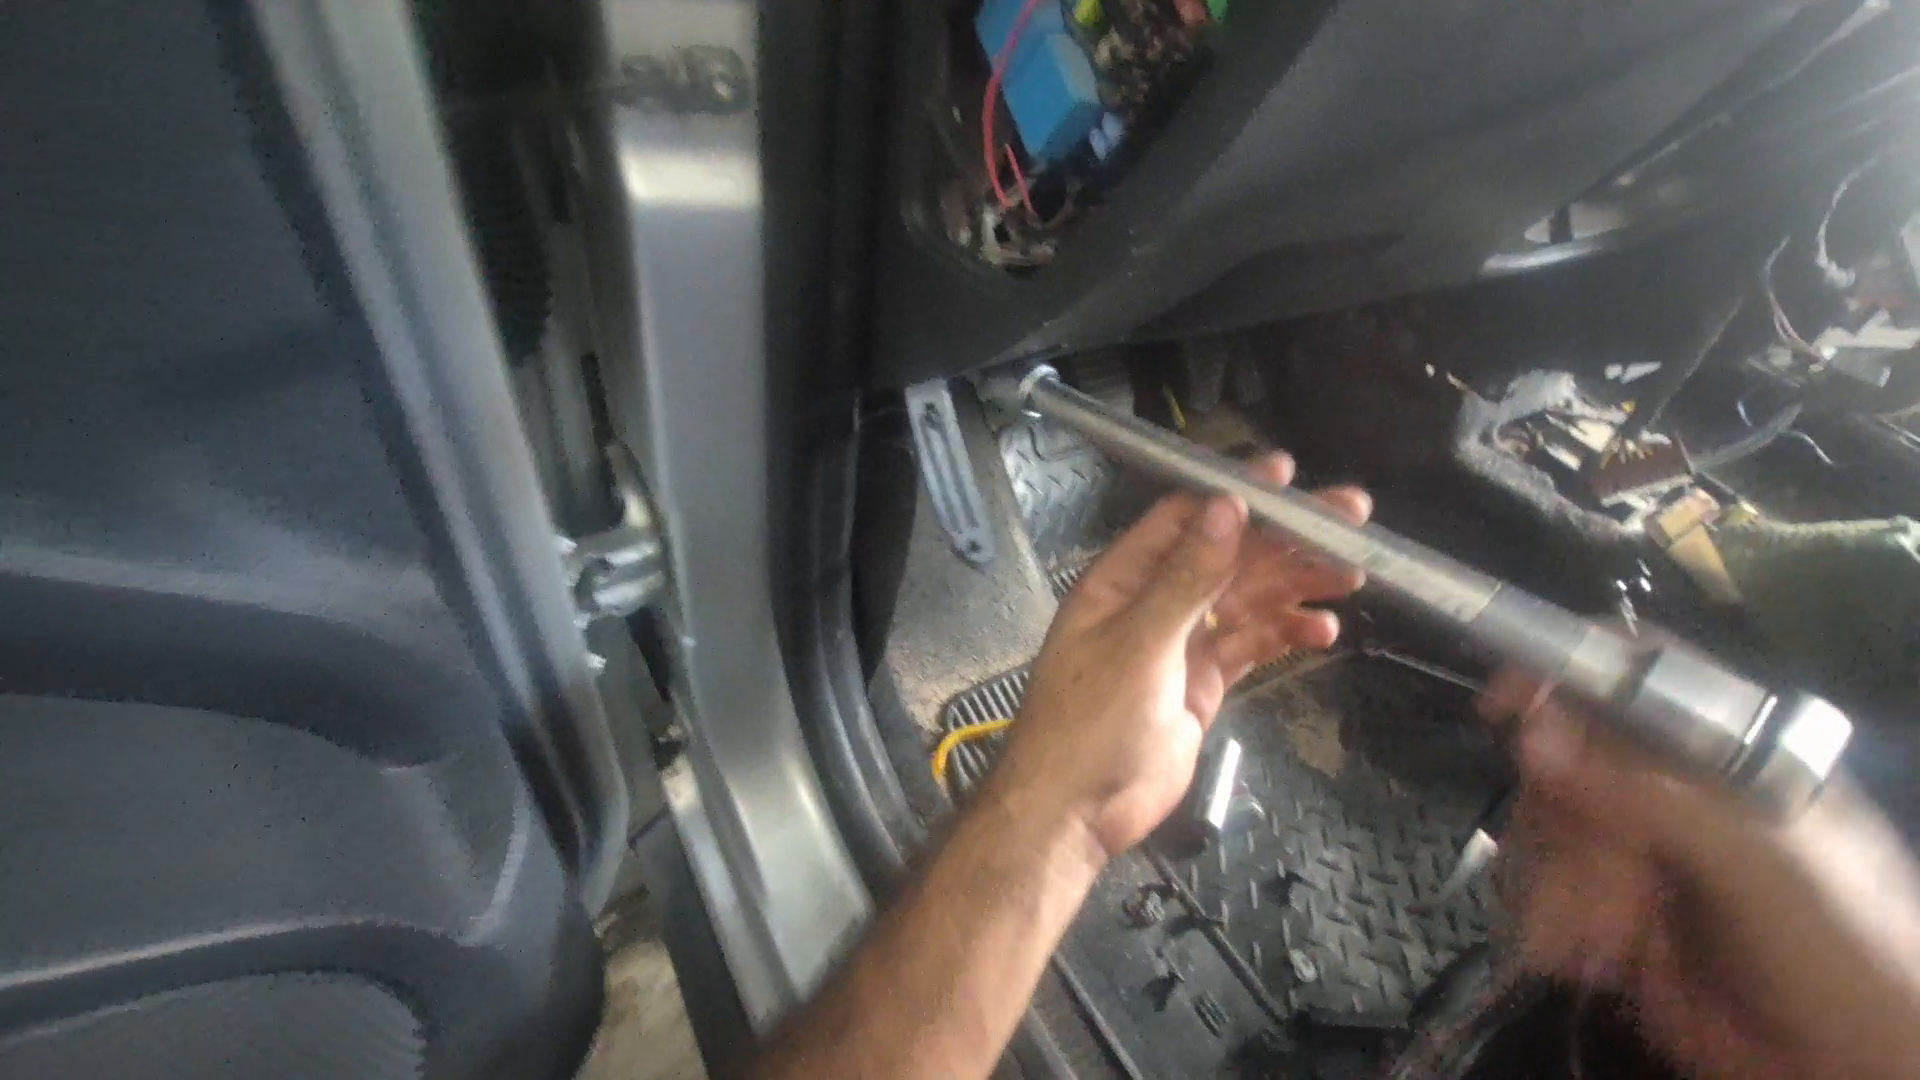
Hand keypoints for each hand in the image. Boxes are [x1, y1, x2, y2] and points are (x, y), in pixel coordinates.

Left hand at [992, 453, 1370, 861]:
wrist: (1077, 811)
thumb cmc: (1093, 722)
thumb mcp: (1138, 644)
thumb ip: (1184, 578)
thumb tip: (1225, 507)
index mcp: (1123, 580)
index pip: (1184, 520)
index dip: (1233, 495)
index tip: (1287, 476)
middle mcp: (1152, 602)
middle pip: (1225, 556)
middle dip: (1283, 538)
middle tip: (1351, 519)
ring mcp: (1179, 643)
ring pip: (1244, 600)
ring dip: (1293, 585)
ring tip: (1352, 574)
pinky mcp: (1200, 683)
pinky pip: (1247, 646)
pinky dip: (1282, 634)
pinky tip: (1320, 629)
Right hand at [1482, 673, 1919, 1079]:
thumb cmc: (1845, 959)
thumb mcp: (1767, 868)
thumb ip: (1650, 796)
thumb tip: (1533, 740)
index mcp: (1725, 757)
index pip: (1635, 680)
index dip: (1565, 672)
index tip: (1507, 702)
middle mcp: (1665, 787)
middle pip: (1562, 753)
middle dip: (1564, 816)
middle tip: (1598, 868)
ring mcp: (1627, 841)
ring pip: (1537, 818)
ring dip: (1556, 878)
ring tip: (1603, 935)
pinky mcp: (1595, 893)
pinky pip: (1529, 873)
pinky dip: (1542, 910)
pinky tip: (1580, 949)